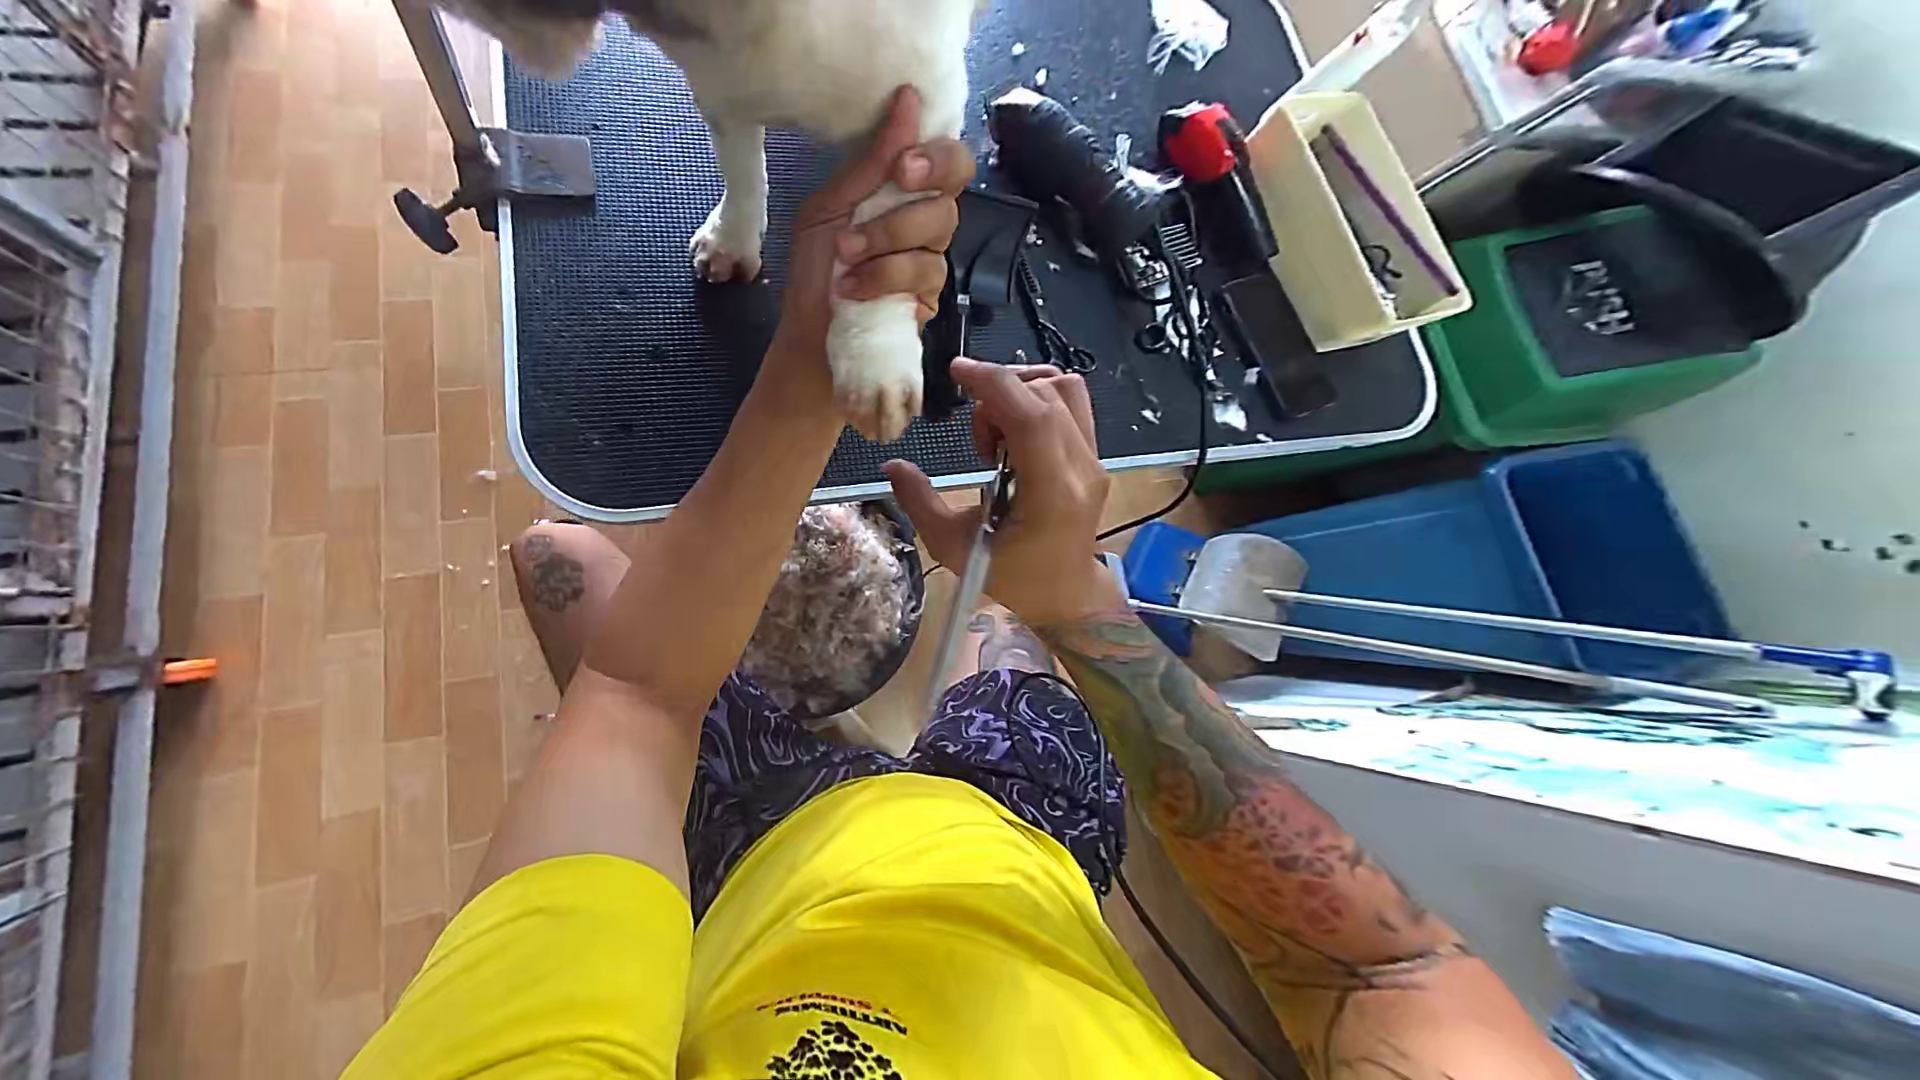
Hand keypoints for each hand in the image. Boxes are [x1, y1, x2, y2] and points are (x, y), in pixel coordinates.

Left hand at [772, 86, 974, 365]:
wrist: (810, 333)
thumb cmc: (815, 271)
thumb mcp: (830, 207)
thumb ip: (869, 163)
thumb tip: (908, 102)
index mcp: (901, 194)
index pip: (949, 161)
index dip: (937, 157)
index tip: (903, 164)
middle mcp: (923, 224)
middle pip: (950, 196)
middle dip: (903, 204)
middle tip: (864, 217)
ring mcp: (930, 261)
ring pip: (937, 233)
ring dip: (884, 241)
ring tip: (845, 258)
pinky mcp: (930, 297)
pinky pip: (925, 272)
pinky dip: (883, 276)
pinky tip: (854, 287)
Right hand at [885, 359, 1124, 627]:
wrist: (1066, 594)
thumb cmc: (1013, 578)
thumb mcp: (954, 548)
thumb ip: (920, 503)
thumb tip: (891, 465)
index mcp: (1052, 493)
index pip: (1032, 415)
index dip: (993, 382)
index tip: (957, 372)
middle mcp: (1081, 468)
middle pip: (1046, 394)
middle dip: (999, 395)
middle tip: (977, 441)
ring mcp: (1095, 460)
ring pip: (1065, 390)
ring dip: (1021, 393)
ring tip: (996, 435)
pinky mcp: (1095, 456)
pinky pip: (1072, 404)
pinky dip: (1038, 400)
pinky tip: (1015, 431)